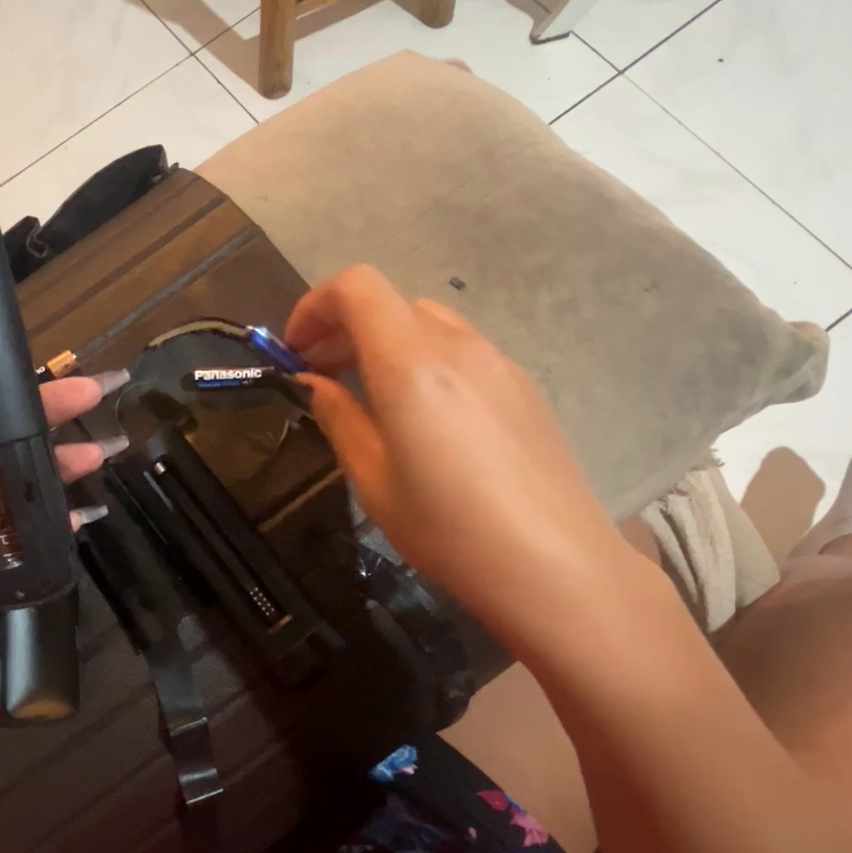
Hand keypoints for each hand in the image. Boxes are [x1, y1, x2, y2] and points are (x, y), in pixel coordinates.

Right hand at [286, 265, 639, 645]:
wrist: (555, 565)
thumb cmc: (449, 529)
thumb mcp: (374, 480)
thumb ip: (339, 417)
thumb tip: (314, 382)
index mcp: (411, 363)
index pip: (358, 286)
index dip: (316, 305)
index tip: (296, 349)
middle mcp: (458, 346)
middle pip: (392, 303)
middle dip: (346, 328)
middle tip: (323, 377)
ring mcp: (499, 362)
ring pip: (430, 324)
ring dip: (388, 344)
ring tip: (374, 399)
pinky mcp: (525, 387)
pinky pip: (464, 352)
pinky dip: (427, 362)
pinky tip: (429, 420)